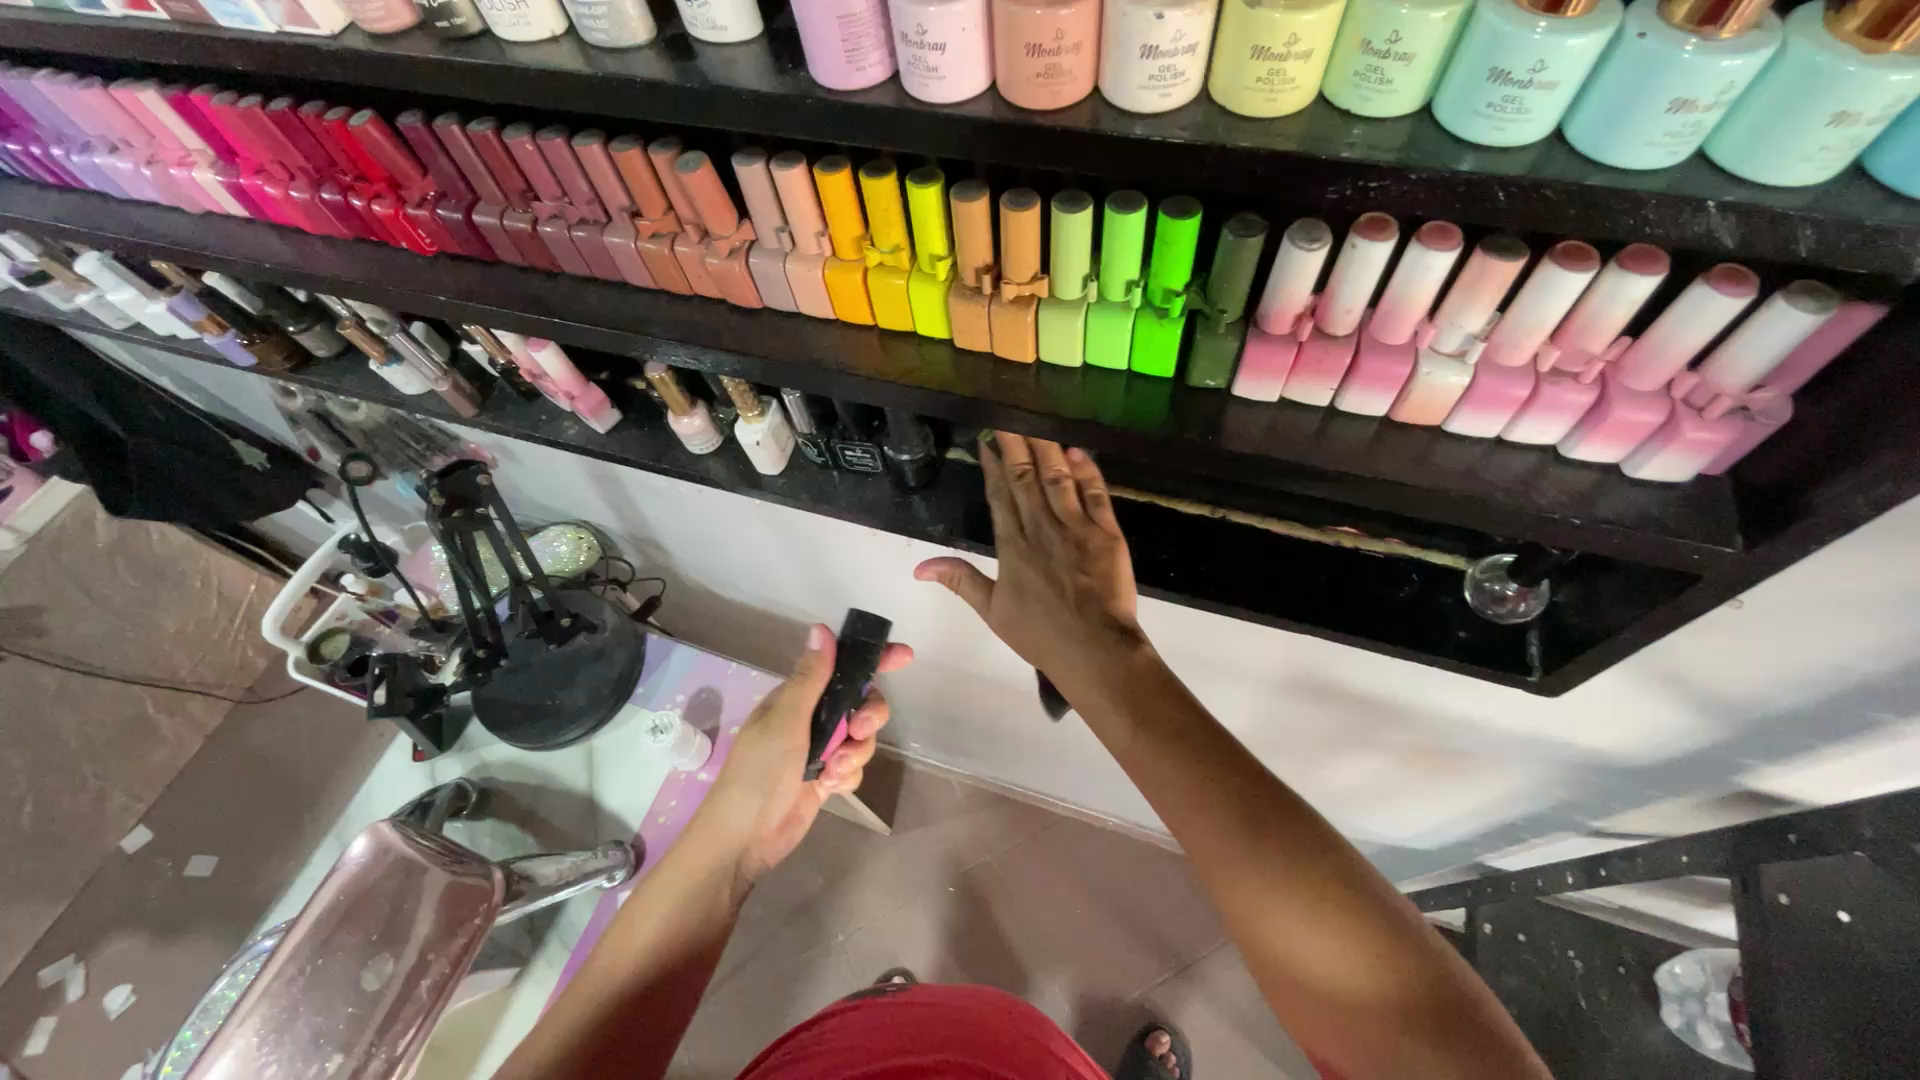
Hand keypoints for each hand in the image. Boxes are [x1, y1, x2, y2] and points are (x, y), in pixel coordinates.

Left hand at [699, 624, 912, 889]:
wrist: (744, 838)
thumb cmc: (758, 773)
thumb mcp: (785, 721)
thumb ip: (810, 678)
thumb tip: (822, 629)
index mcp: (796, 698)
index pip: (840, 668)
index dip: (873, 660)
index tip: (904, 657)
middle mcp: (810, 719)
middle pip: (861, 703)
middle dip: (868, 717)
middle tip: (858, 731)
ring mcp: (819, 749)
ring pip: (861, 738)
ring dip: (855, 754)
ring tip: (831, 772)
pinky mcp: (825, 778)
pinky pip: (854, 767)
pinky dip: (847, 777)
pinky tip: (828, 789)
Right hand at [914, 431, 1147, 696]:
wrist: (1093, 649)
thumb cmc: (1040, 635)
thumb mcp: (992, 611)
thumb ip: (961, 581)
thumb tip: (920, 566)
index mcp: (1012, 546)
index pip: (1000, 496)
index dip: (993, 466)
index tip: (988, 441)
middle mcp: (1040, 528)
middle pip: (1026, 478)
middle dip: (1016, 444)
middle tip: (1008, 415)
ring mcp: (1075, 528)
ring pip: (1058, 478)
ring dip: (1047, 449)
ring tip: (1037, 423)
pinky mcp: (1106, 533)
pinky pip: (1095, 494)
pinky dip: (1087, 471)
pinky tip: (1077, 452)